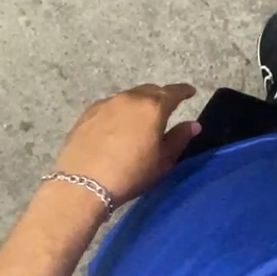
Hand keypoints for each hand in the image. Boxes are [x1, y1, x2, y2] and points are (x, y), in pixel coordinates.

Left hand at [53, 84, 202, 205]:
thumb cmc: (131, 174)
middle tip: (165, 109)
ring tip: (140, 119)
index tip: (190, 93)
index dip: (184, 91)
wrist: (84, 184)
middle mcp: (130, 98)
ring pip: (129, 97)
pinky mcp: (88, 113)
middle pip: (150, 91)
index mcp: (153, 107)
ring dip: (138, 104)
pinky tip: (117, 126)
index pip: (174, 91)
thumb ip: (179, 138)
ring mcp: (107, 104)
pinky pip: (110, 106)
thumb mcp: (163, 161)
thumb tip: (193, 124)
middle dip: (160, 97)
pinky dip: (119, 111)